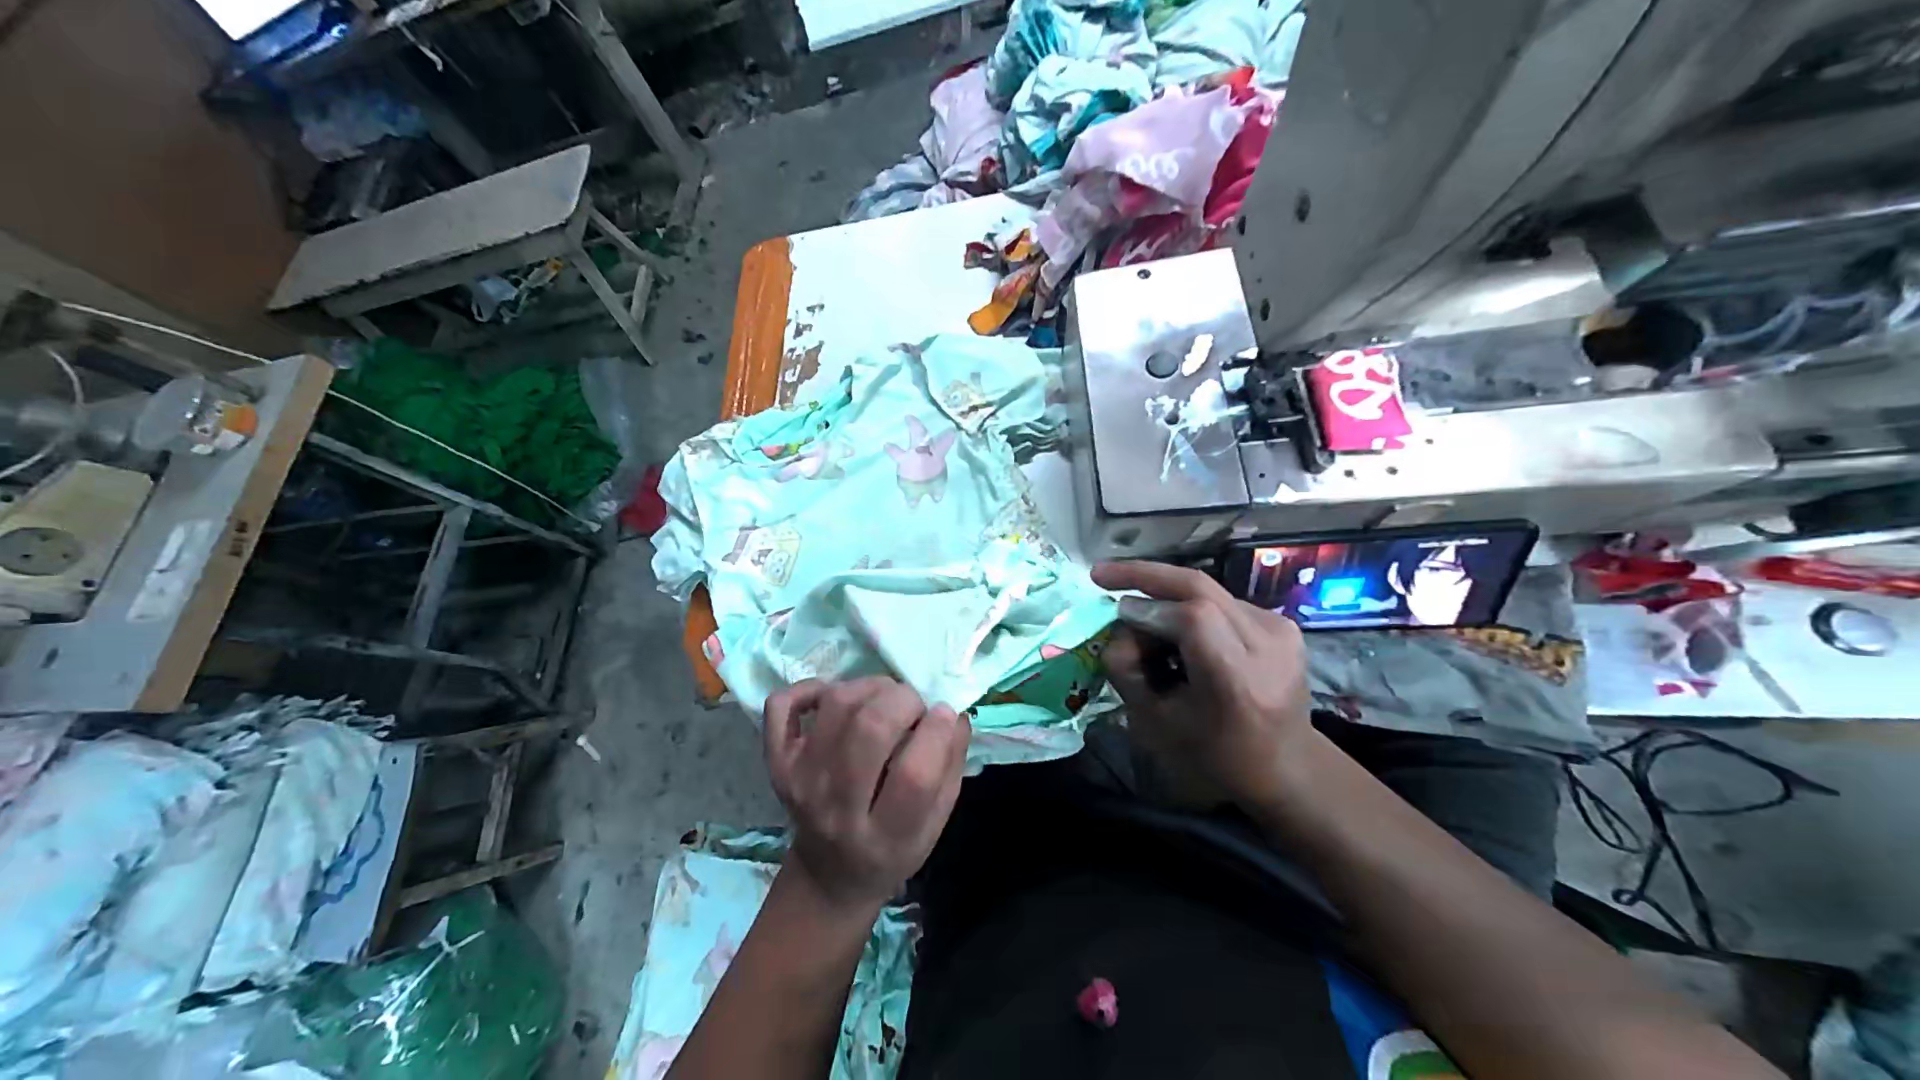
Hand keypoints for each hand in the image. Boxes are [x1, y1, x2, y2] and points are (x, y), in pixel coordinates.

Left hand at [762, 677, 970, 909]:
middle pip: (870, 729)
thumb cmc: (893, 848)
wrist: (829, 874)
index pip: (914, 775)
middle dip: (904, 701)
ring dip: (870, 687)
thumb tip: (953, 714)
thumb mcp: (935, 824)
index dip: (936, 732)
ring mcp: (798, 780)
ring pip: (836, 705)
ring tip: (885, 700)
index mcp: (884, 835)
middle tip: (914, 707)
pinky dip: (809, 687)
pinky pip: (782, 705)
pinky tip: (835, 697)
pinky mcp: (776, 760)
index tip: (945, 714)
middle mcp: (835, 808)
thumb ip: (949, 767)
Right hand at [1094, 561, 1313, 810]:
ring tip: (1140, 622)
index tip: (1115, 612)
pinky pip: (1221, 601)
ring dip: (1165, 597)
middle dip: (1146, 574)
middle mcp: (1267, 645)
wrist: (1284, 765)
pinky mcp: (1282, 623)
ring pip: (1206, 591)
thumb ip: (1127, 668)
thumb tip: (1120, 621)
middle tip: (1102, 574)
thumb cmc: (1214, 754)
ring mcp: (1280, 629)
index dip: (1149, 607)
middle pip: (1200, 587)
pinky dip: (1189, 607)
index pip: (1193, 617)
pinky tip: (1175, 629)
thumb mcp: (1155, 722)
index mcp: (1238, 680)